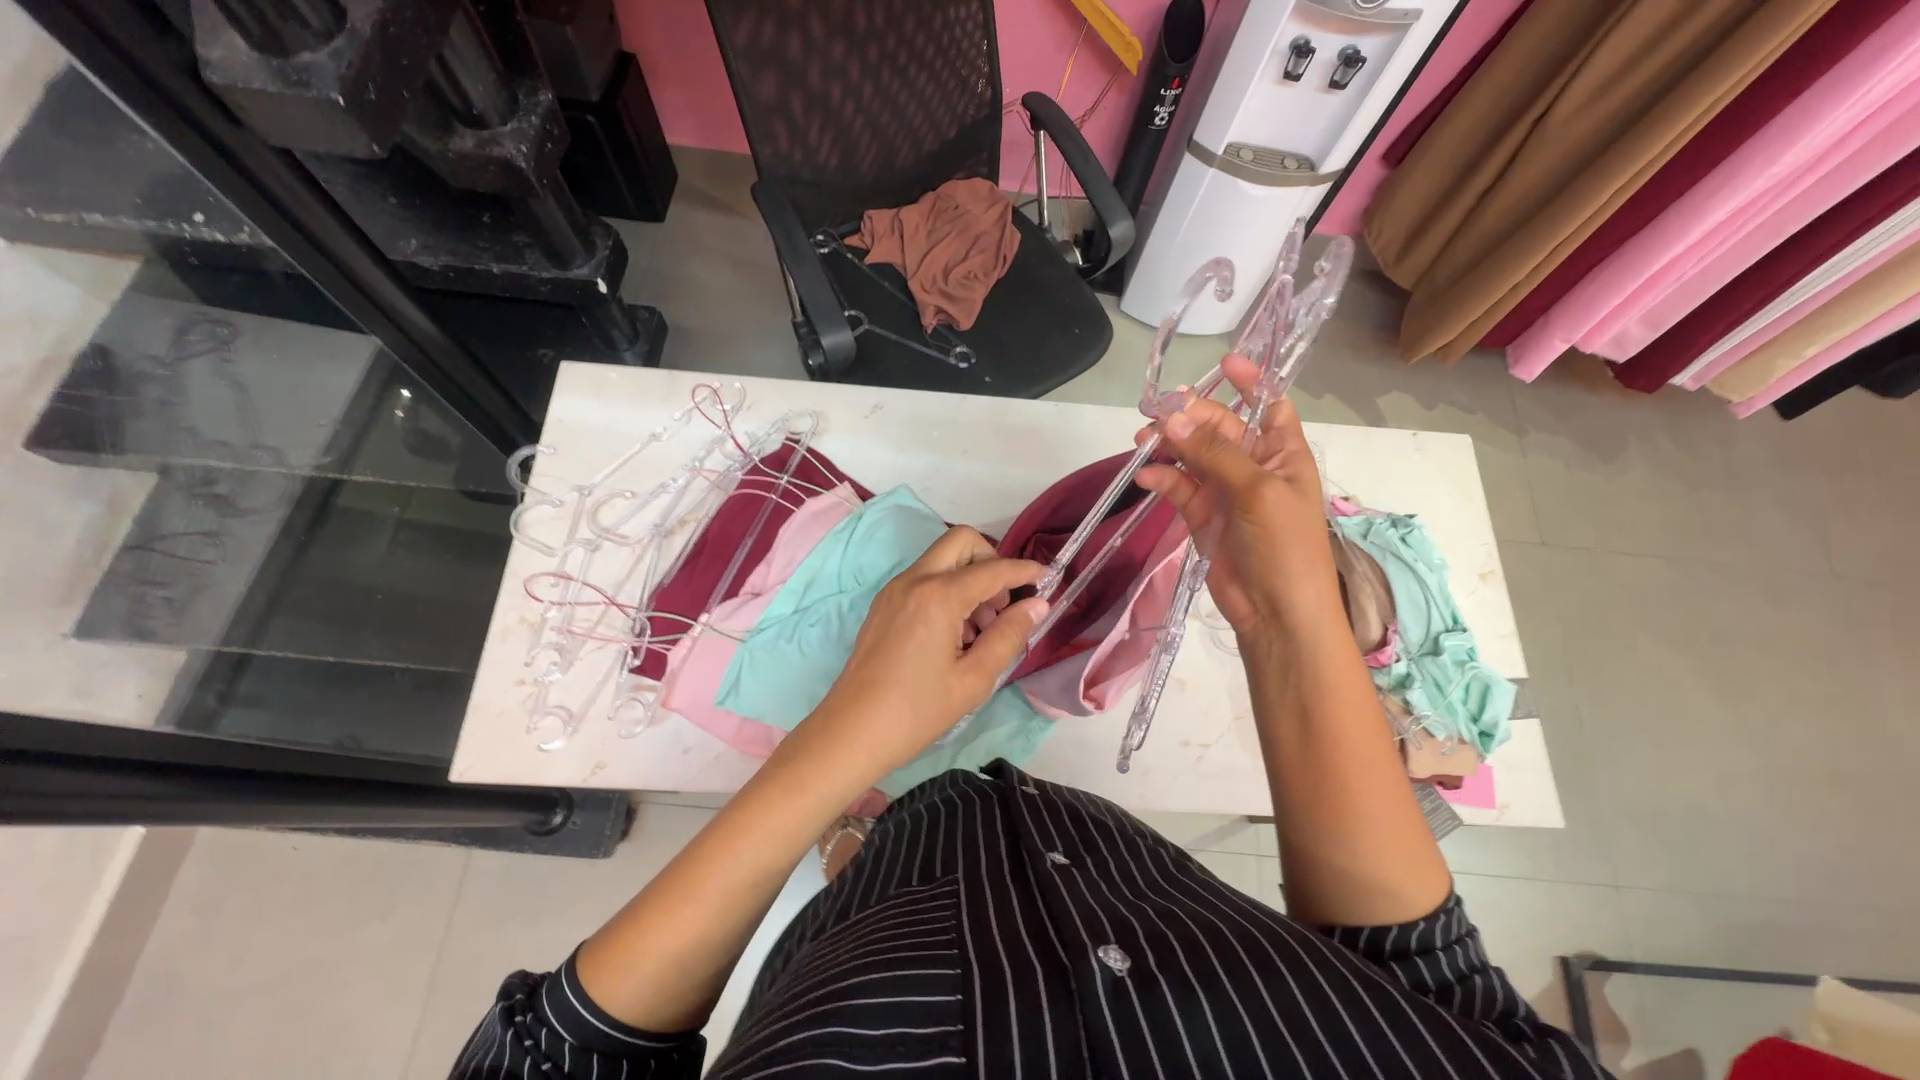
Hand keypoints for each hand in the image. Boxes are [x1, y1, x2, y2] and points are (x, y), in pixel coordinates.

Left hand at [805, 527, 1046, 777]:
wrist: (852, 732)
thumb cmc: (917, 711)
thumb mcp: (974, 679)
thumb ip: (1009, 635)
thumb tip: (1036, 605)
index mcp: (938, 596)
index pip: (993, 568)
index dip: (1025, 572)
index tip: (1047, 582)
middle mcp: (914, 580)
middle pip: (962, 542)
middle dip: (992, 562)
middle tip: (1004, 604)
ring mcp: (894, 590)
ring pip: (942, 560)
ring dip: (969, 578)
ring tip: (981, 631)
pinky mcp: (884, 605)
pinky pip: (924, 579)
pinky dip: (947, 591)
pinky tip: (955, 636)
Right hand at [1135, 353, 1344, 647]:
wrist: (1277, 611)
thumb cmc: (1284, 545)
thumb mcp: (1256, 491)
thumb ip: (1214, 454)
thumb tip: (1172, 419)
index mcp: (1283, 453)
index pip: (1269, 405)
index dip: (1252, 383)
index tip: (1224, 362)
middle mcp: (1254, 466)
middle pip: (1219, 427)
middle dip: (1190, 416)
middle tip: (1156, 411)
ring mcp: (1226, 492)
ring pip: (1193, 456)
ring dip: (1170, 445)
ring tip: (1142, 438)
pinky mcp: (1202, 517)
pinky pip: (1179, 488)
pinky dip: (1162, 479)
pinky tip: (1146, 476)